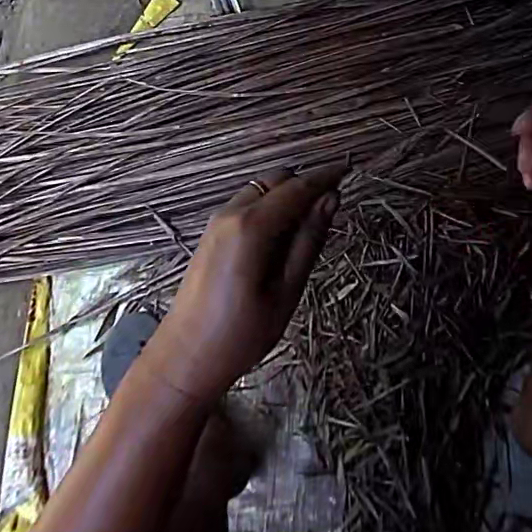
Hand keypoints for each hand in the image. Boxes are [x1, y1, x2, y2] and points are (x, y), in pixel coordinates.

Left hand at [139, 164, 344, 401]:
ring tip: (309, 227)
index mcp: (252, 226)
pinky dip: (270, 207)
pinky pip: (248, 204)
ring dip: (287, 195)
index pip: (297, 187)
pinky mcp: (211, 233)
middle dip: (306, 184)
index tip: (348, 170)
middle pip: (277, 179)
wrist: (183, 360)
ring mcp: (217, 221)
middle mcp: (231, 213)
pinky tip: (281, 238)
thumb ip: (309, 240)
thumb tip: (331, 199)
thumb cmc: (240, 334)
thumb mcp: (286, 291)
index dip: (325, 177)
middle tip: (331, 207)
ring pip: (261, 189)